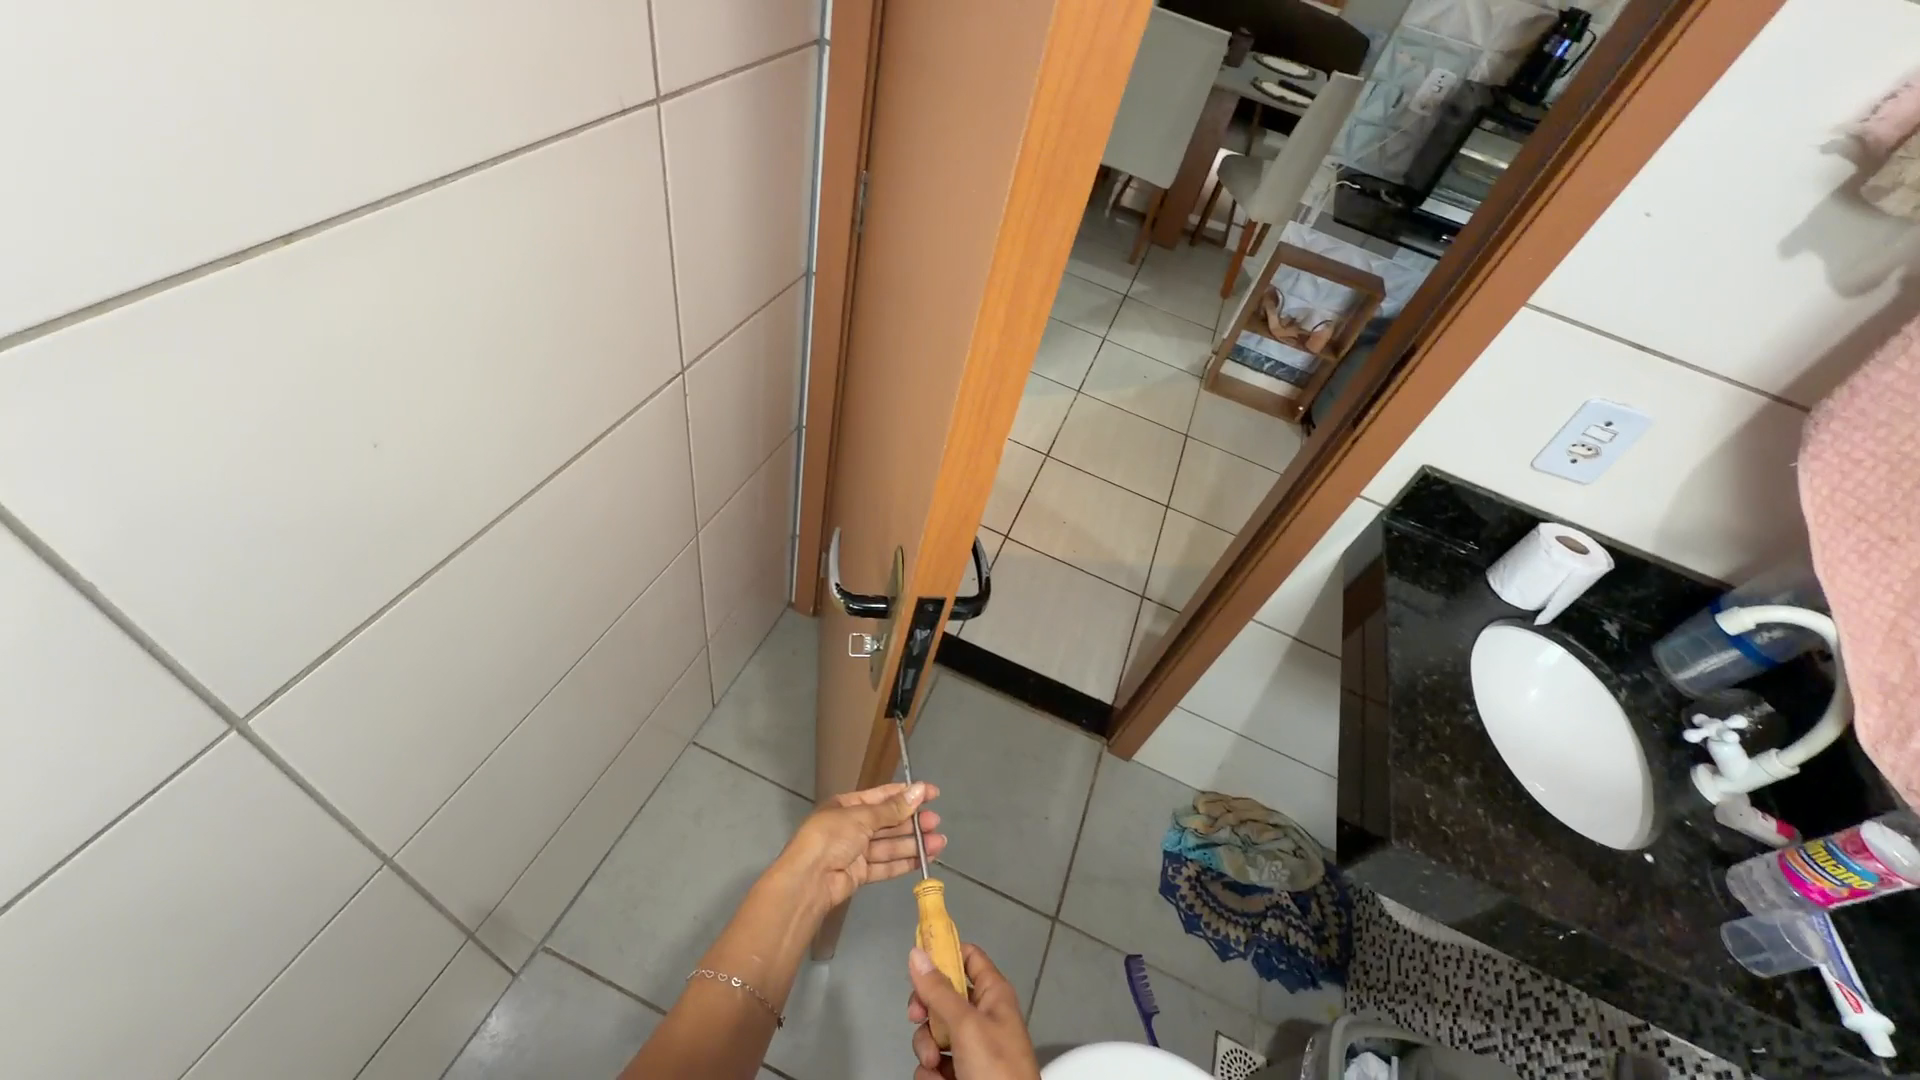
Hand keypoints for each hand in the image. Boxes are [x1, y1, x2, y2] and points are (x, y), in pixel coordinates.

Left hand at [779, 782, 945, 907]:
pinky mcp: (859, 874)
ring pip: (890, 845)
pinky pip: (885, 865)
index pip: (883, 797)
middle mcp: (852, 826)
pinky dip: (904, 862)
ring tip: (938, 842)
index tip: (932, 794)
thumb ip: (893, 809)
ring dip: (914, 843)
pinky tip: (924, 859)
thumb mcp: (862, 817)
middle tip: (935, 823)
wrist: (808, 880)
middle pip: (888, 822)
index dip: (908, 794)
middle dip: (913, 822)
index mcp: (848, 805)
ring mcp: (855, 851)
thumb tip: (919, 790)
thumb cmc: (831, 837)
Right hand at [906, 944, 1040, 1079]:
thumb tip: (917, 951)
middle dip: (926, 1010)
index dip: (943, 953)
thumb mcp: (966, 1025)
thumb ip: (939, 990)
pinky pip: (935, 1063)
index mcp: (993, 993)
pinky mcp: (961, 1074)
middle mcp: (982, 1015)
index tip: (916, 959)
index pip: (967, 956)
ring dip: (927, 1048)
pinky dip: (932, 1073)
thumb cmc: (995, 1068)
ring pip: (934, 1032)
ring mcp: (971, 1047)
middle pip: (942, 996)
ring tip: (936, 1065)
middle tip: (916, 1016)